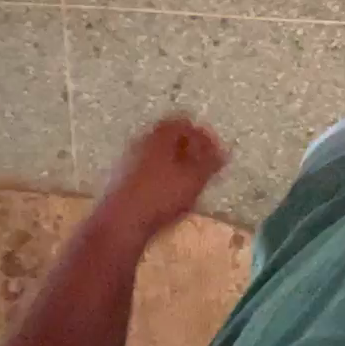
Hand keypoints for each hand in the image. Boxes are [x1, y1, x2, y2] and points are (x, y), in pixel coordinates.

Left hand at [98, 117, 225, 239]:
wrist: (121, 223)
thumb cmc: (162, 196)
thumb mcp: (195, 179)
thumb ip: (210, 162)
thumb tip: (223, 152)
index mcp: (159, 136)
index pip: (183, 122)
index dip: (202, 135)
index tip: (214, 152)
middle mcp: (141, 142)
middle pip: (169, 136)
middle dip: (189, 148)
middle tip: (204, 165)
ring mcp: (128, 160)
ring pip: (158, 153)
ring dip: (176, 162)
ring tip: (191, 181)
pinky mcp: (122, 179)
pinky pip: (149, 167)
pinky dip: (163, 174)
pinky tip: (171, 192)